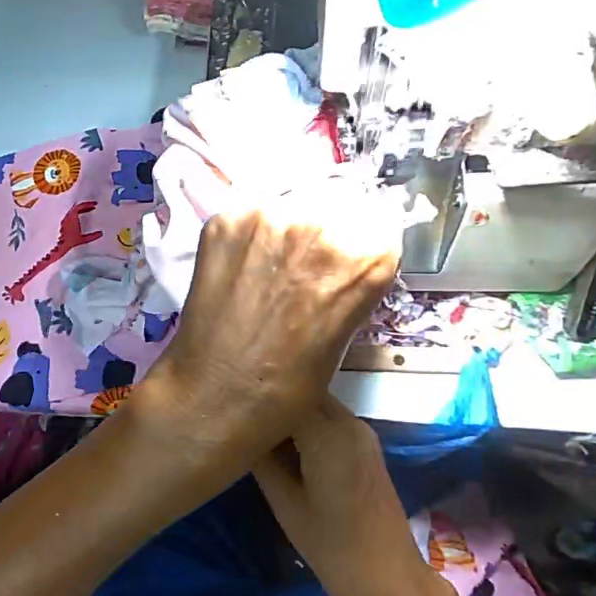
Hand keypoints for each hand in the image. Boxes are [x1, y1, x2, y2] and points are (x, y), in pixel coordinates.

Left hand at [141, 195, 398, 466]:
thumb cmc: (290, 382)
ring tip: (269, 265)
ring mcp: (268, 215)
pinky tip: (241, 266)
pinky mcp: (225, 219)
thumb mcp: (345, 328)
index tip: (344, 253)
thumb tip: (343, 254)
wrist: (217, 394)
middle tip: (301, 262)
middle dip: (322, 227)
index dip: (359, 238)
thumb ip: (351, 279)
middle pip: (335, 201)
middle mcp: (322, 221)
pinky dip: (248, 234)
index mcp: (366, 254)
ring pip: (289, 203)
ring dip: (284, 227)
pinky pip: (249, 214)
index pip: (378, 218)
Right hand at [252, 395, 452, 595]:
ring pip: (316, 404)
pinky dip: (305, 424)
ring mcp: (361, 433)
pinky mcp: (366, 446)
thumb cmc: (333, 548)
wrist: (391, 582)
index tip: (228, 402)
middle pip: (304, 393)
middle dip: (273, 399)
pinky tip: (282, 444)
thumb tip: (239, 430)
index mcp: (329, 434)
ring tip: (255, 427)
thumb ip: (261, 461)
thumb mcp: (285, 505)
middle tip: (238, 414)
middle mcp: (349, 422)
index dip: (256, 395)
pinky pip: (329, 420)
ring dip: (289, 412)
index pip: (286, 394)